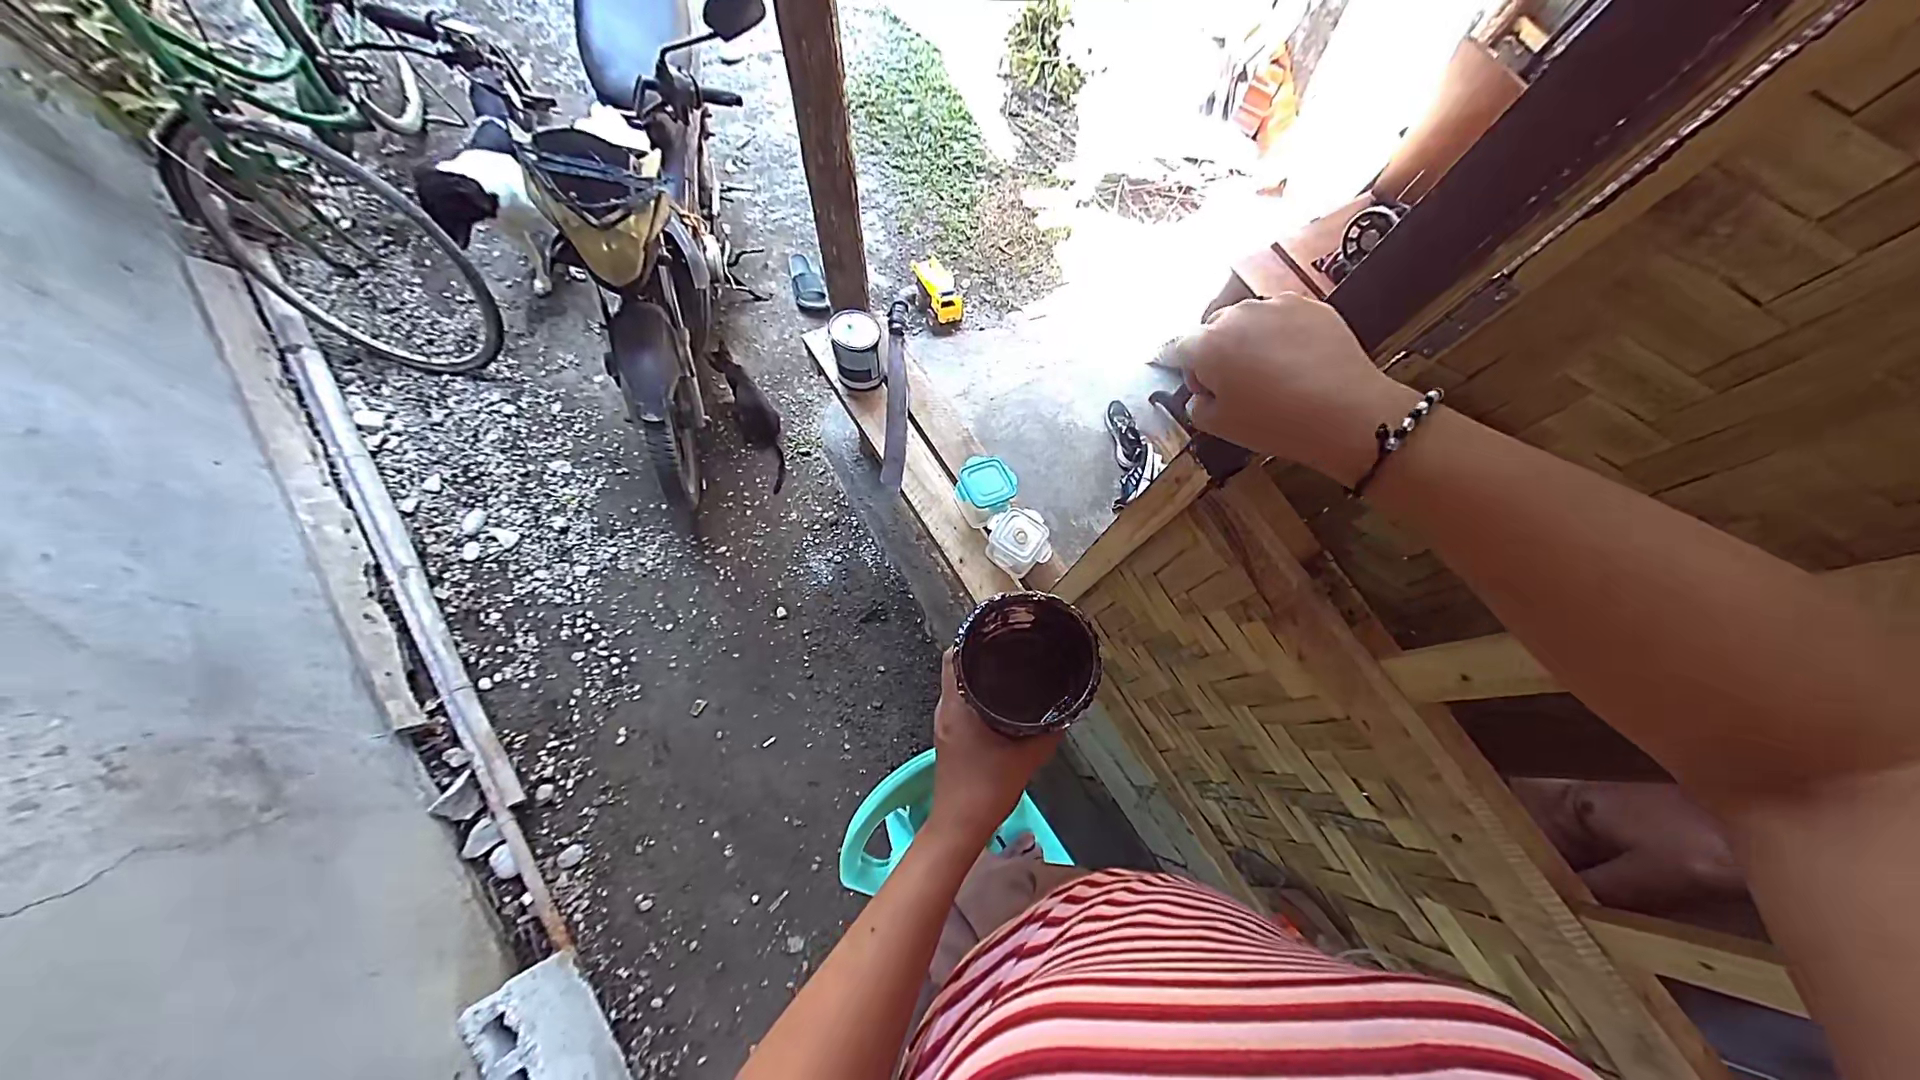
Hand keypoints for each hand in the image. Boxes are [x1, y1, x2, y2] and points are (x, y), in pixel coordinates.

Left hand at [928, 649, 1060, 842]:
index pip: (953, 655)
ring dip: (978, 674)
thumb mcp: (1027, 757)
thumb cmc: (986, 789)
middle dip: (980, 653)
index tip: (996, 630)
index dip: (972, 638)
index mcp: (956, 705)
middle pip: (955, 666)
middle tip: (1009, 645)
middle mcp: (945, 709)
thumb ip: (1048, 732)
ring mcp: (944, 723)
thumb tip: (1066, 712)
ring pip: (958, 685)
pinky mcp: (949, 737)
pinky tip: (999, 699)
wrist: (960, 826)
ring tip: (1008, 667)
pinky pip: (961, 702)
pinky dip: (977, 694)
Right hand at [1168, 295, 1420, 485]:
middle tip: (1235, 385)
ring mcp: (1277, 305)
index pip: (1179, 347)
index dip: (1186, 370)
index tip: (1201, 389)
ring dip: (1248, 341)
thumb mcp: (1217, 426)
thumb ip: (1195, 404)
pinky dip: (1280, 335)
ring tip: (1269, 373)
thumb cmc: (1273, 422)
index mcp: (1207, 344)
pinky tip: (1294, 363)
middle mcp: (1238, 315)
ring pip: (1248, 320)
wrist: (1345, 412)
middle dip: (1217, 352)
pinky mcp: (1311, 305)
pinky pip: (1282, 318)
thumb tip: (1202, 392)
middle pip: (1213, 328)